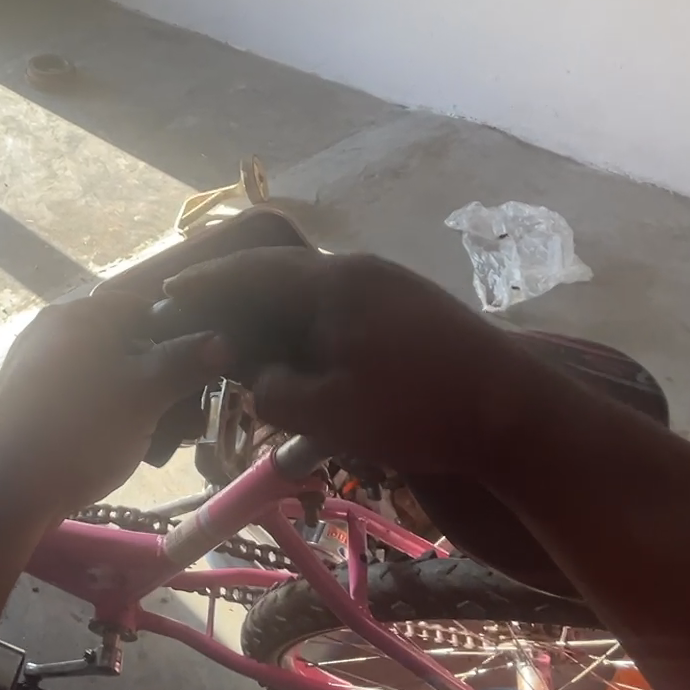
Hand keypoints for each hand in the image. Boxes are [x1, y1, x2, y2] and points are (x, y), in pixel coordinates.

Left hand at [0, 292, 229, 524]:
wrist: (4, 488)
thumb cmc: (82, 430)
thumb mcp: (145, 396)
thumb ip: (185, 362)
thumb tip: (223, 338)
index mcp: (78, 314)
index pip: (137, 303)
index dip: (173, 326)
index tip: (199, 357)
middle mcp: (48, 328)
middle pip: (115, 336)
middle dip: (150, 364)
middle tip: (180, 400)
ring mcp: (29, 363)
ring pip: (94, 366)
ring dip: (125, 389)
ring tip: (152, 427)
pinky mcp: (19, 398)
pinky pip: (70, 390)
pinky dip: (96, 406)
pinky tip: (110, 439)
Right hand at [161, 248, 564, 481]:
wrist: (520, 417)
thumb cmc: (416, 413)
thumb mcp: (327, 411)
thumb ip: (272, 391)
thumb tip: (254, 375)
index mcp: (332, 285)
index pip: (252, 272)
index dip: (206, 283)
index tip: (170, 293)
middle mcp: (358, 271)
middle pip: (278, 272)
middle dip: (235, 292)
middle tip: (199, 308)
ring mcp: (388, 285)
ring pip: (309, 290)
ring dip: (273, 310)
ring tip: (245, 336)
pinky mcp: (408, 306)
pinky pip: (337, 304)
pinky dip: (305, 322)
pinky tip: (300, 349)